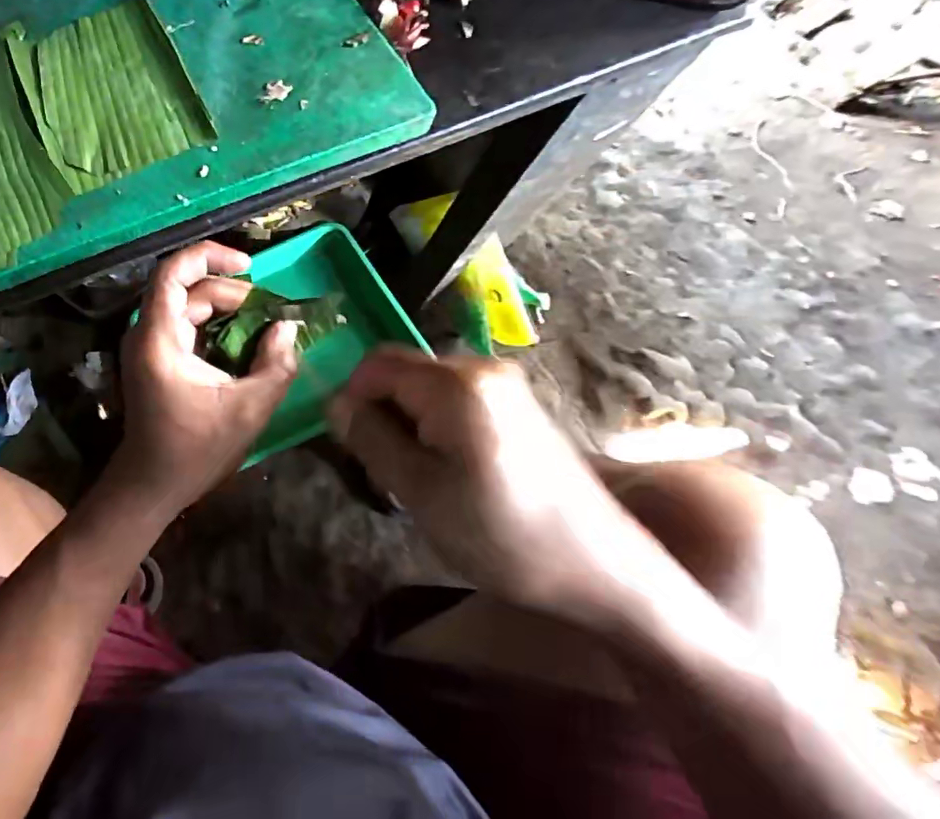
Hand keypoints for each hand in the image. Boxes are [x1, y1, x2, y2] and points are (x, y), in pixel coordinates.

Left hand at [111, 241, 299, 516]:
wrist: (152, 481)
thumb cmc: (196, 448)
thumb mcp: (249, 408)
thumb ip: (275, 363)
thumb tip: (286, 327)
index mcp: (158, 338)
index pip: (172, 273)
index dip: (208, 255)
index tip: (247, 263)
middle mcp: (145, 333)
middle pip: (183, 288)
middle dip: (228, 289)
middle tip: (268, 308)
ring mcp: (146, 346)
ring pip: (184, 305)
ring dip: (222, 306)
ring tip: (261, 320)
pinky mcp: (153, 358)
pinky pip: (182, 324)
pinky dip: (211, 322)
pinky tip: (241, 337)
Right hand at [326, 347, 650, 624]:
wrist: (604, 574)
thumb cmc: (502, 534)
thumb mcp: (417, 489)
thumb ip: (369, 436)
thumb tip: (335, 404)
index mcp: (455, 383)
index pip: (373, 366)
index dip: (350, 400)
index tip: (350, 447)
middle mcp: (481, 369)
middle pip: (399, 372)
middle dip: (377, 411)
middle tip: (378, 466)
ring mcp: (504, 386)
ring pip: (421, 388)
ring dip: (402, 421)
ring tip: (412, 474)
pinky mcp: (517, 408)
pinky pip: (451, 400)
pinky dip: (431, 426)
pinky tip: (445, 471)